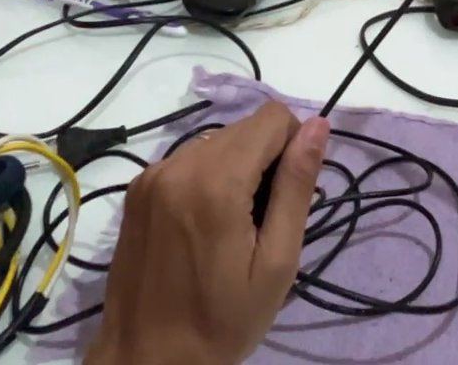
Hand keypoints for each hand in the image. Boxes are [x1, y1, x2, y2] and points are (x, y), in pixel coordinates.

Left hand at [86, 102, 330, 364]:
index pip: (273, 118)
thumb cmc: (221, 321)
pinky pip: (191, 158)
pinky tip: (204, 224)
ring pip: (219, 140)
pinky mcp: (139, 187)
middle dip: (266, 159)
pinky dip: (209, 176)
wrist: (144, 364)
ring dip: (237, 167)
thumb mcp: (276, 262)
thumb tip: (318, 125)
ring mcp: (154, 174)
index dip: (293, 145)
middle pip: (245, 128)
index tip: (287, 194)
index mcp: (216, 181)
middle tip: (262, 219)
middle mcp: (180, 163)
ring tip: (233, 224)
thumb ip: (296, 185)